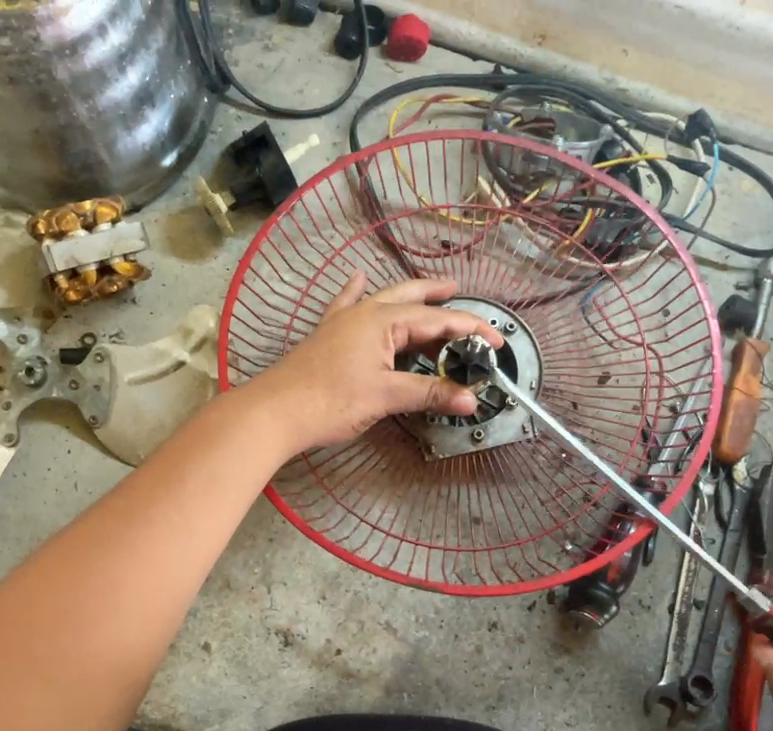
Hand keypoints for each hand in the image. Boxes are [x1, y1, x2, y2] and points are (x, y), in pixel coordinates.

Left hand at [240, 272, 496, 451]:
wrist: (275, 412)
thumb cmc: (329, 401)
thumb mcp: (386, 396)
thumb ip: (429, 393)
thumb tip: (471, 399)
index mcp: (383, 321)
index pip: (438, 321)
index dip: (471, 329)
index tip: (497, 342)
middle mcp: (364, 312)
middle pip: (410, 298)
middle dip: (437, 296)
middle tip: (459, 292)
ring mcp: (342, 322)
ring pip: (383, 300)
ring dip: (408, 296)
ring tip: (426, 291)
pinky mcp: (327, 336)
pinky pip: (347, 304)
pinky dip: (357, 292)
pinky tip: (357, 278)